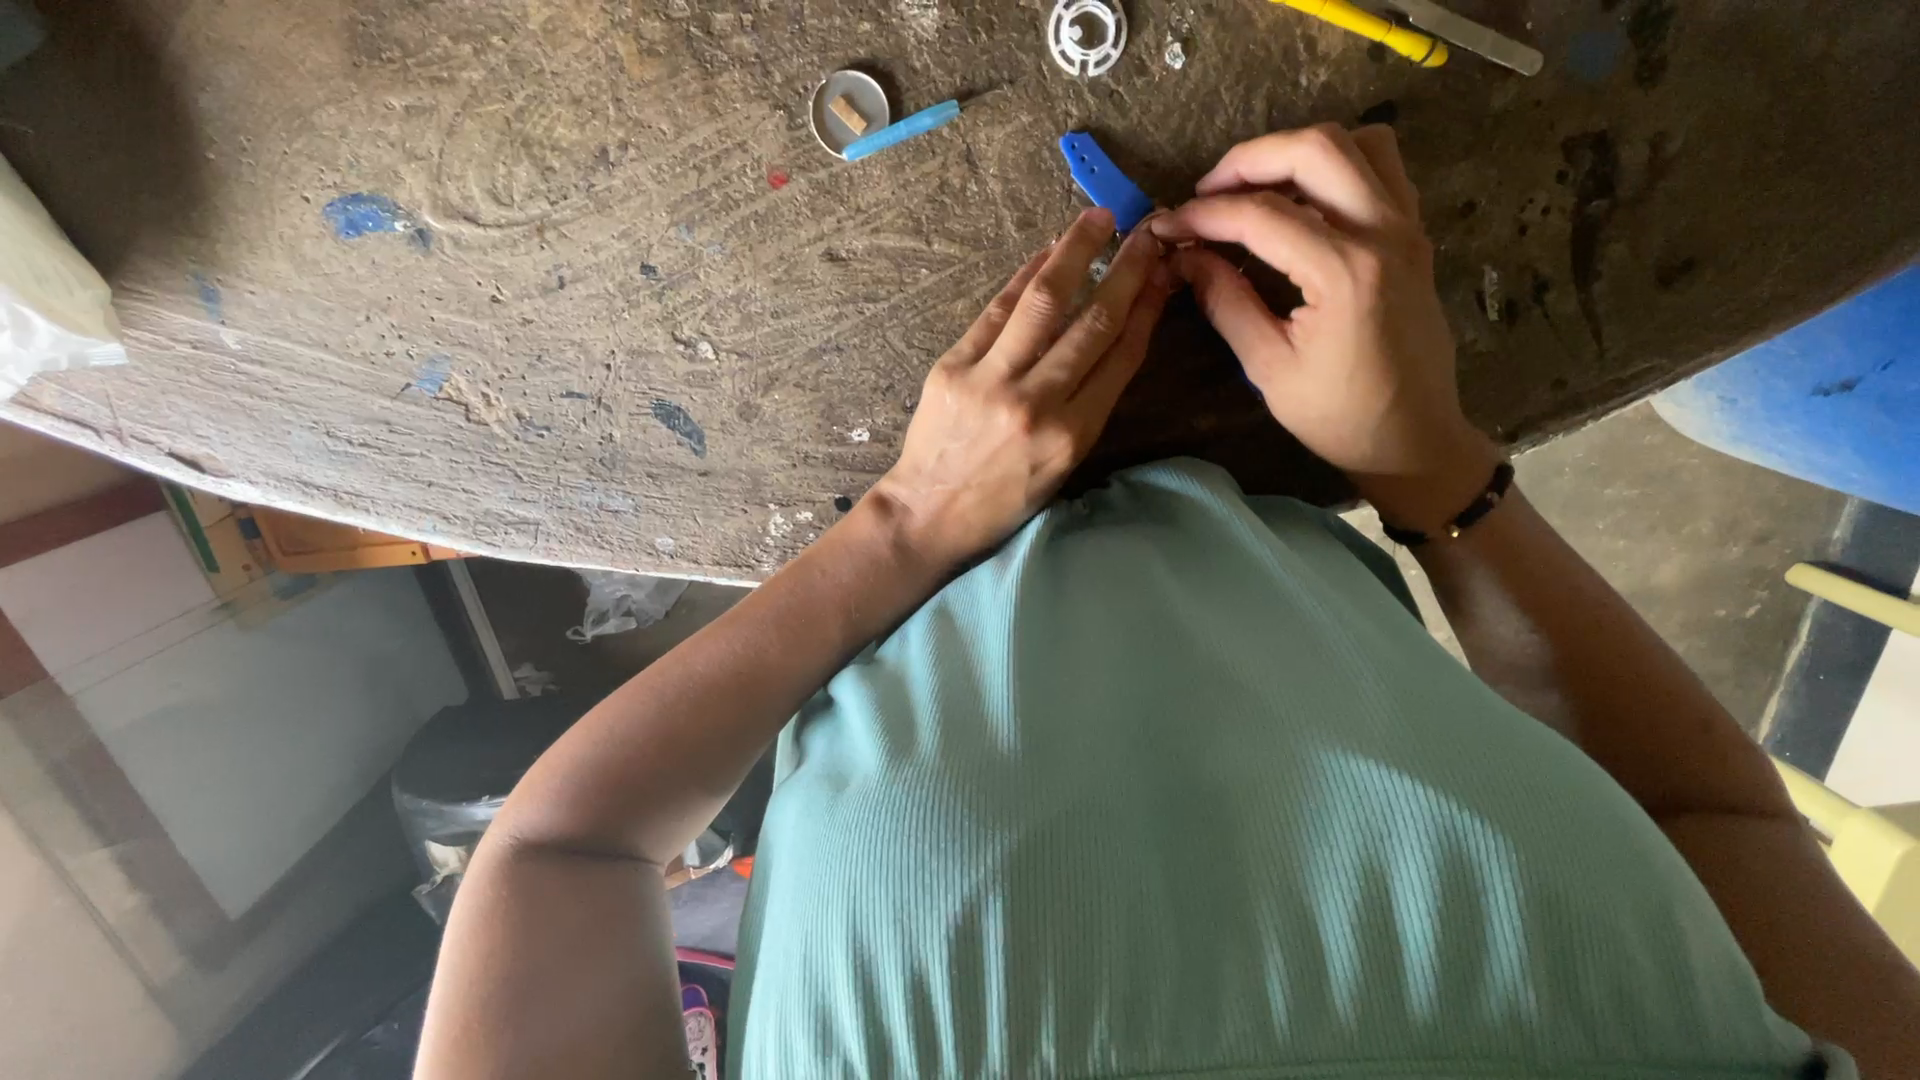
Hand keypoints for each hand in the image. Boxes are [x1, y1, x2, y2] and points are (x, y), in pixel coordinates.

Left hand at [869, 209, 1173, 568]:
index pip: (1122, 357)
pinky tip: (1045, 254)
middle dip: (1126, 272)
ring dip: (1073, 253)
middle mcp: (1038, 403)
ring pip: (1043, 303)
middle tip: (1146, 233)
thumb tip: (1115, 339)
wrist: (930, 513)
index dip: (1148, 308)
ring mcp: (991, 381)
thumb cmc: (1004, 500)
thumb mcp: (1063, 467)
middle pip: (1093, 323)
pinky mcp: (953, 367)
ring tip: (1096, 218)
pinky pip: (996, 312)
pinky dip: (1023, 277)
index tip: (1163, 272)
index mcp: (1073, 435)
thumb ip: (1089, 407)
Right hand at [1149, 123, 1500, 531]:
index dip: (1204, 215)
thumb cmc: (1337, 415)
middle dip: (1249, 159)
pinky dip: (1335, 166)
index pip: (1261, 215)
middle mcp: (1383, 232)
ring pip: (1357, 143)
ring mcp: (1407, 227)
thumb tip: (1185, 258)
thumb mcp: (1268, 367)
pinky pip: (1381, 169)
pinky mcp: (1414, 235)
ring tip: (1253, 187)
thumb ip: (1226, 302)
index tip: (1165, 224)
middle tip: (1206, 191)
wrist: (1414, 437)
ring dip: (1297, 152)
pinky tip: (1300, 200)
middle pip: (1316, 149)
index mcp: (1344, 271)